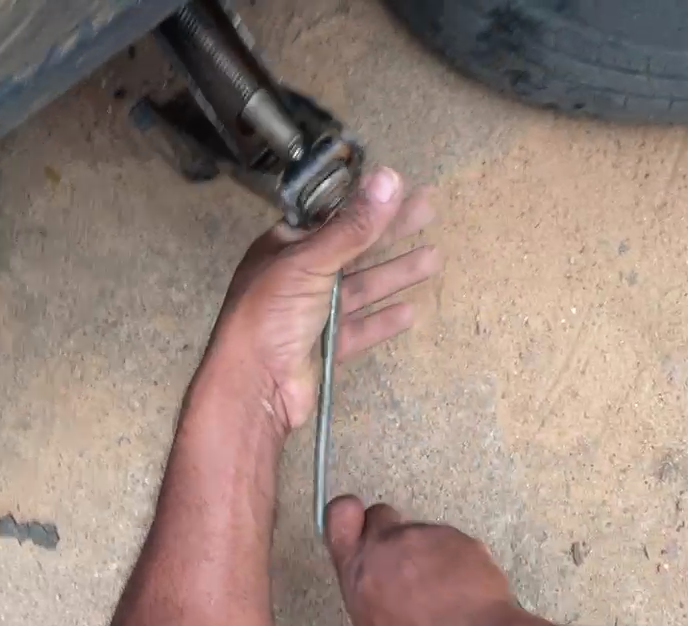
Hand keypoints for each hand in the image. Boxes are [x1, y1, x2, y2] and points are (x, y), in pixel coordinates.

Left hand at [203, 167, 440, 433]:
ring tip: (433, 259)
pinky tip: (409, 312)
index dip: (364, 204)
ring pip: (360, 289)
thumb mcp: (310, 262)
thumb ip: (352, 227)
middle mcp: (298, 279)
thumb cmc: (270, 316)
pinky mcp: (324, 348)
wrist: (254, 385)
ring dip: (394, 274)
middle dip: (390, 233)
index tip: (400, 188)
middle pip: (352, 250)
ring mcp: (312, 315)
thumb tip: (391, 178)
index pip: (330, 219)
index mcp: (285, 250)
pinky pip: (359, 329)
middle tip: (428, 211)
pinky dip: (383, 320)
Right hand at [324, 497, 524, 625]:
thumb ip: (366, 585)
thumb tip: (374, 575)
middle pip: (381, 515)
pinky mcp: (455, 535)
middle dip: (392, 533)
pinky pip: (452, 541)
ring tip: (444, 588)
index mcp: (357, 569)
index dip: (351, 514)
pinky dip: (457, 559)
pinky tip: (464, 587)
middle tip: (407, 560)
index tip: (361, 524)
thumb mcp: (372, 623)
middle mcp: (385, 544)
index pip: (340, 514)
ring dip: (429, 552)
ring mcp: (421, 535)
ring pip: (421, 532)